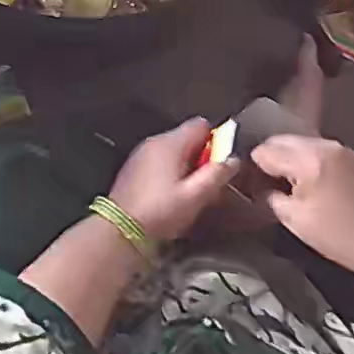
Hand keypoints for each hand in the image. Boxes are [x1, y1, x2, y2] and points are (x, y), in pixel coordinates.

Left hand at [108, 118, 240, 241]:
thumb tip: (233, 159)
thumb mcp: (194, 196)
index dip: (215, 141)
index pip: (200, 124)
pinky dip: (170, 170)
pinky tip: (170, 194)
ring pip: (174, 149)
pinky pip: (160, 159)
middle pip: (187, 137)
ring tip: (188, 192)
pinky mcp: (134, 166)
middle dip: (201, 156)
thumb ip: (216, 175)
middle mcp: (154, 141)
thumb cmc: (160, 212)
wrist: (121, 229)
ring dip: (186, 165)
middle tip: (205, 184)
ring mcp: (142, 152)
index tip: (218, 165)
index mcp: (170, 143)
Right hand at [250, 135, 353, 284]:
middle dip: (268, 158)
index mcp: (307, 159)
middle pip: (280, 140)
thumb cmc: (343, 237)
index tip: (247, 185)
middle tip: (262, 184)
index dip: (250, 167)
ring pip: (298, 143)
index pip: (263, 150)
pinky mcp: (352, 157)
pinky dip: (305, 161)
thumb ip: (269, 196)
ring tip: (284, 185)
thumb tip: (256, 184)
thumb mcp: (296, 221)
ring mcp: (340, 148)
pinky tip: (306, 183)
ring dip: (286, 159)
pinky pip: (317, 150)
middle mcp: (323, 144)